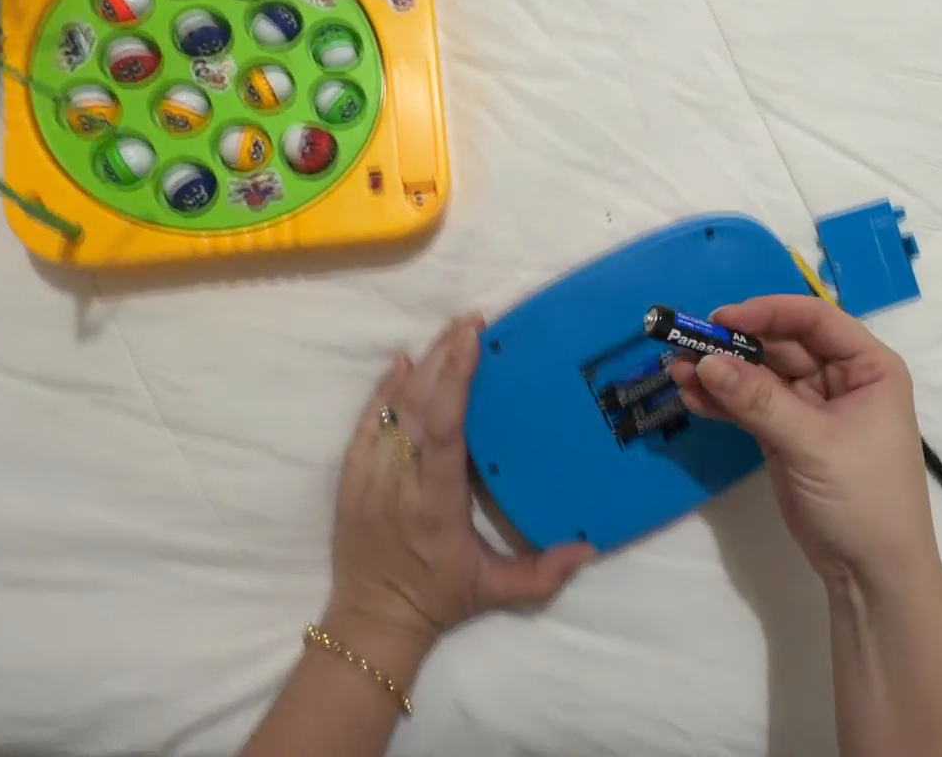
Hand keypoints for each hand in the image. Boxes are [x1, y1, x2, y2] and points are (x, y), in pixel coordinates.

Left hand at [327, 317, 597, 644]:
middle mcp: (398, 482)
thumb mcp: (493, 590)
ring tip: (450, 332)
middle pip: (418, 405)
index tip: (473, 341)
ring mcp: (369, 476)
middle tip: (472, 321)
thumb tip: (590, 547)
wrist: (370, 620)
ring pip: (393, 407)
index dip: (456, 382)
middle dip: (445, 357)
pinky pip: (366, 421)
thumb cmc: (438, 599)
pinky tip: (405, 361)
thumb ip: (542, 574)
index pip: (444, 430)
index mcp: (435, 504)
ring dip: (422, 365)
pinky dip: (385, 387)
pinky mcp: (351, 475)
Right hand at [668, 296, 936, 585]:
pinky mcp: (785, 433)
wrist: (873, 575)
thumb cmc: (864, 498)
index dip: (767, 312)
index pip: (813, 319)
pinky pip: (750, 405)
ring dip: (720, 372)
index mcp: (867, 366)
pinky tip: (691, 398)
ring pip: (759, 374)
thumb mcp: (814, 444)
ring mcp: (810, 406)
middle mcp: (840, 377)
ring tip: (676, 372)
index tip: (721, 319)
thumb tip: (705, 363)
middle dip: (734, 345)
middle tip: (685, 345)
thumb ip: (759, 401)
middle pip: (780, 344)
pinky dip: (722, 401)